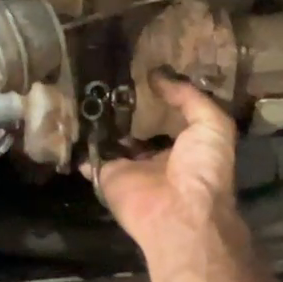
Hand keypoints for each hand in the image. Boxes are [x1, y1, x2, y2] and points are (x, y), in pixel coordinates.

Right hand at [94, 75, 250, 277]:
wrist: (180, 213)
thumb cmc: (204, 168)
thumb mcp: (212, 124)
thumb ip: (188, 97)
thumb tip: (159, 75)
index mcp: (188, 145)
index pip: (172, 115)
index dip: (160, 94)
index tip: (143, 68)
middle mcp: (159, 156)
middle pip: (140, 126)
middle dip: (128, 104)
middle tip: (110, 72)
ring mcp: (132, 167)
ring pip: (113, 139)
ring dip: (102, 119)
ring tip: (87, 85)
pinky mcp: (108, 177)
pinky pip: (91, 157)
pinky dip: (80, 143)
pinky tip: (70, 116)